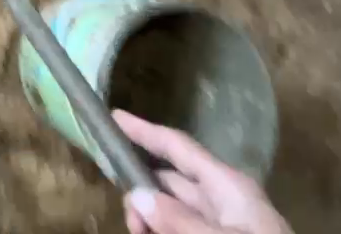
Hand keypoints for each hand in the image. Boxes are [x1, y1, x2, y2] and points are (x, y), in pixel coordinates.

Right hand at [113, 111, 290, 233]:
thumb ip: (180, 222)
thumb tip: (139, 196)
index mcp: (228, 187)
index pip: (178, 147)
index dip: (144, 131)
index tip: (112, 118)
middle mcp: (225, 202)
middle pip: (172, 183)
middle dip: (143, 193)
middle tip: (128, 220)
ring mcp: (225, 229)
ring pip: (174, 214)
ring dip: (154, 222)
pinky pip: (184, 232)